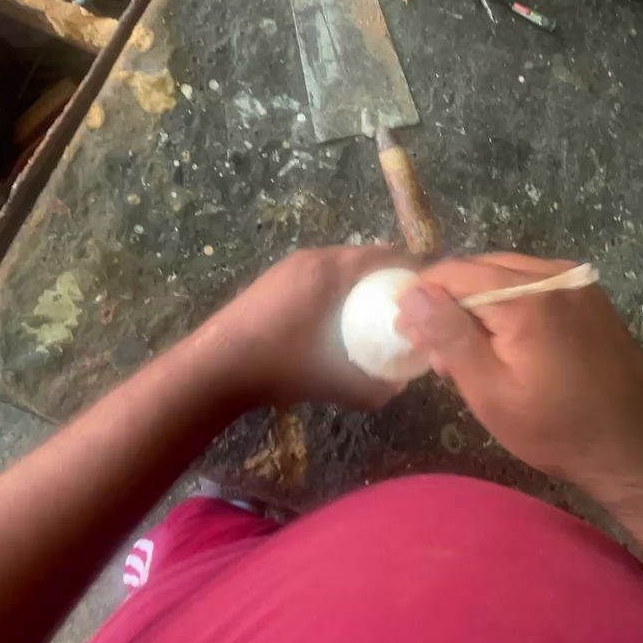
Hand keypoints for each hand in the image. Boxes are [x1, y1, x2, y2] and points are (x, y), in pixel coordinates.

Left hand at [185, 246, 411, 411]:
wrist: (215, 367)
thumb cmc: (280, 365)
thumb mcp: (334, 382)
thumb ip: (372, 387)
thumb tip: (398, 388)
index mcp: (331, 270)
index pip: (384, 255)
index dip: (411, 270)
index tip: (427, 292)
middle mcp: (312, 258)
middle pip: (362, 258)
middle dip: (385, 279)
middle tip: (402, 308)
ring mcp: (288, 266)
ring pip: (338, 266)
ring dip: (357, 284)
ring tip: (371, 316)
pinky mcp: (273, 279)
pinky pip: (318, 276)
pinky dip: (334, 290)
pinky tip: (333, 321)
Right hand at [396, 253, 642, 493]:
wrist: (642, 449)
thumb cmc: (559, 430)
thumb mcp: (492, 393)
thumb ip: (449, 335)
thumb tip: (411, 292)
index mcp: (527, 296)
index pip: (454, 273)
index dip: (422, 298)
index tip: (407, 334)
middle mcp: (553, 275)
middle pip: (480, 269)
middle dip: (450, 303)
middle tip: (437, 354)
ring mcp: (576, 282)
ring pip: (505, 275)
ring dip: (479, 305)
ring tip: (469, 355)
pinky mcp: (589, 296)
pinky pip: (533, 285)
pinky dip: (509, 306)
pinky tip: (506, 344)